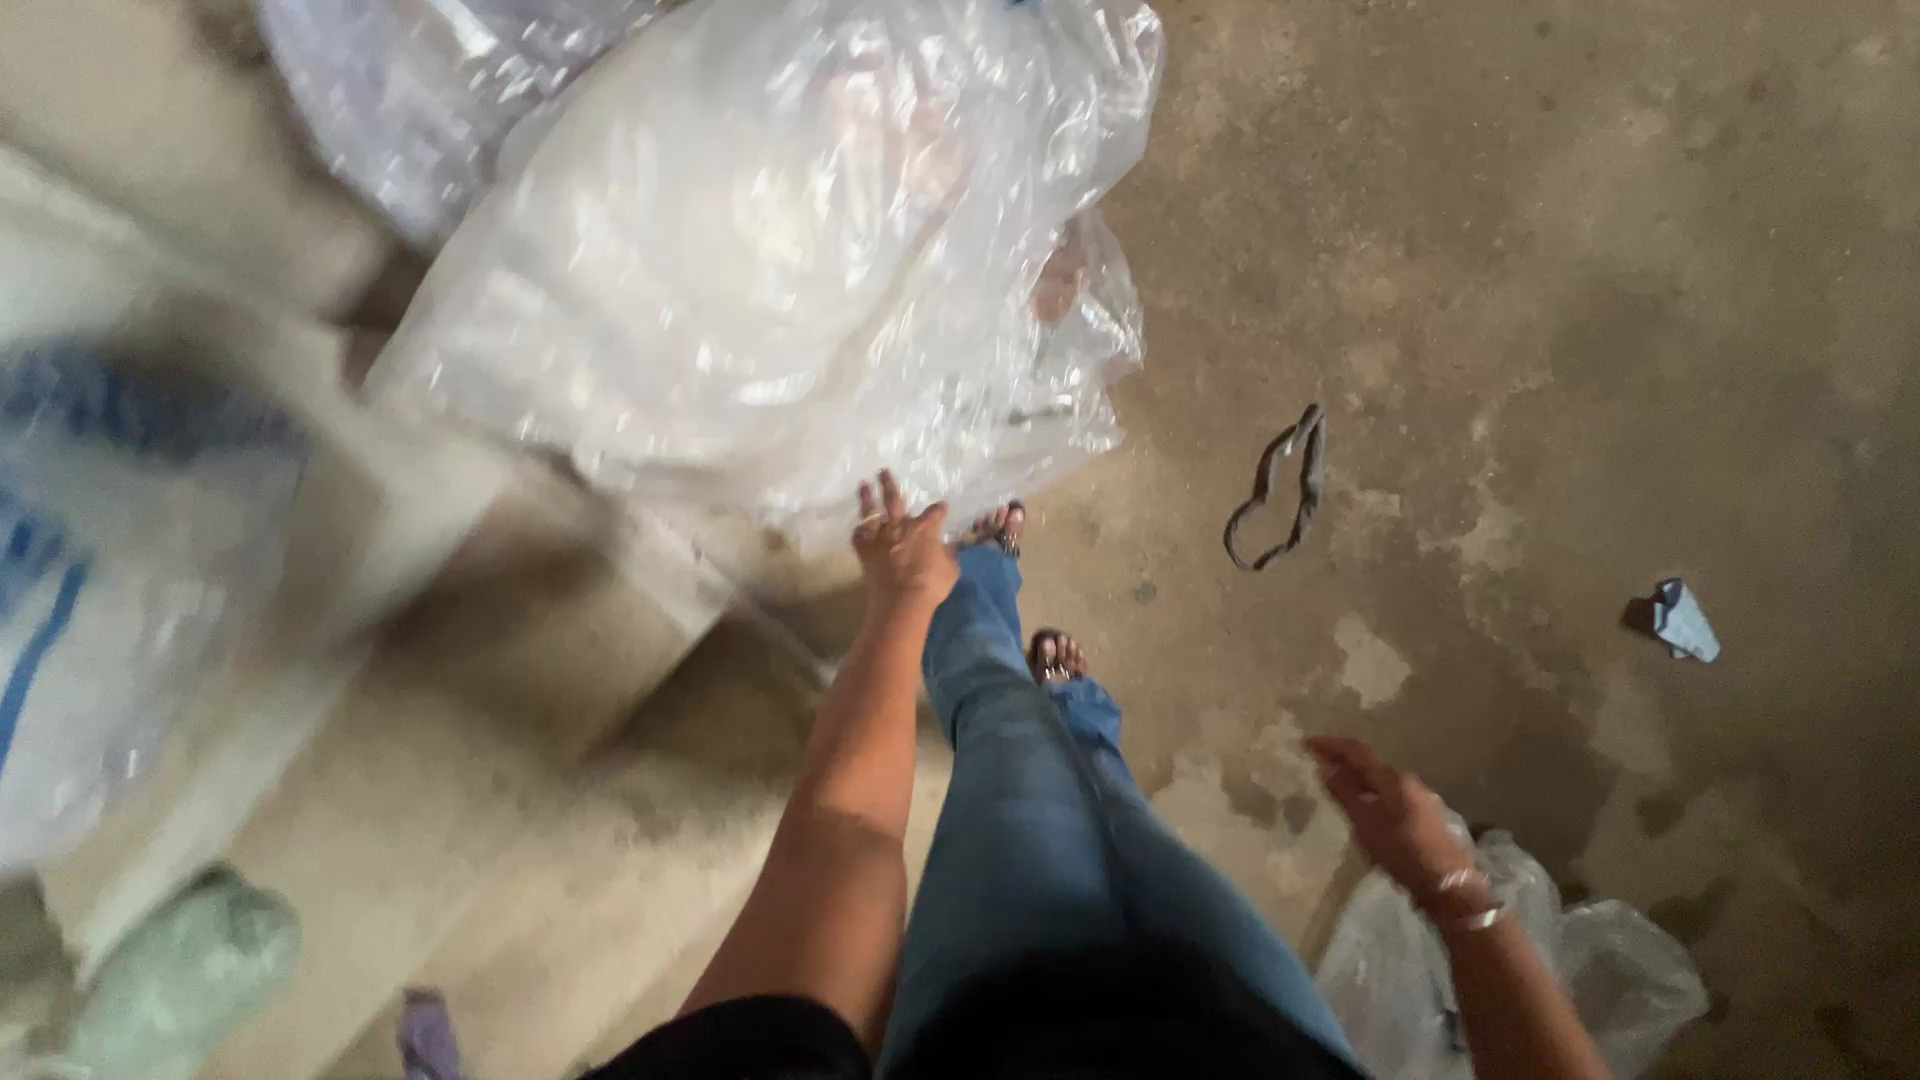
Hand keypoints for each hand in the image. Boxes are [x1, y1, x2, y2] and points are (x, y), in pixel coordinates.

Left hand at [852, 470, 956, 612]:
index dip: (940, 509)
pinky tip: (858, 529)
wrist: (902, 600)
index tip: (942, 508)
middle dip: (889, 484)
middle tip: (883, 471)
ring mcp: (880, 537)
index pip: (935, 512)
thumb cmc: (931, 584)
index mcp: (925, 528)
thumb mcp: (951, 569)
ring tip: (863, 485)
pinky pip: (858, 538)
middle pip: (894, 499)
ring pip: (871, 512)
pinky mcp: (865, 551)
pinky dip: (859, 533)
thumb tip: (949, 548)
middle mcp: (900, 525)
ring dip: (867, 498)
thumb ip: (948, 555)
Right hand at [1306, 736, 1475, 910]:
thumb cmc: (1400, 851)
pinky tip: (1362, 806)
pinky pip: (1391, 793)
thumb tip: (1324, 768)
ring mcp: (1420, 797)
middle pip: (1369, 764)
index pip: (1357, 751)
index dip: (1330, 745)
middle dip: (1343, 762)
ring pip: (1381, 780)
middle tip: (1318, 766)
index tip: (1307, 744)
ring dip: (1357, 779)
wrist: (1448, 885)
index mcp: (1393, 779)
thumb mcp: (1364, 823)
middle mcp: (1408, 781)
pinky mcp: (1425, 814)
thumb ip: (1343, 793)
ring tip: (1336, 787)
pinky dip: (1371, 792)